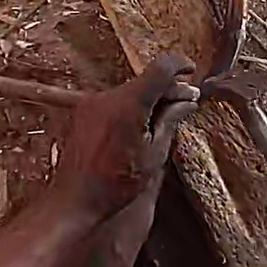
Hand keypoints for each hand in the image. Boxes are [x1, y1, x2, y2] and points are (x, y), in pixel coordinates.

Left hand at [59, 53, 199, 214]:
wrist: (75, 200)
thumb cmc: (117, 184)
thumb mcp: (154, 154)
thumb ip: (170, 121)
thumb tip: (188, 100)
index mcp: (129, 105)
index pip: (160, 69)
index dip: (179, 65)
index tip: (192, 71)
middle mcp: (108, 97)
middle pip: (145, 80)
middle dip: (167, 88)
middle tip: (186, 102)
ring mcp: (92, 102)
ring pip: (130, 90)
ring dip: (148, 98)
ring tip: (163, 118)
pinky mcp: (83, 110)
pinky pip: (113, 100)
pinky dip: (129, 105)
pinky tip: (139, 123)